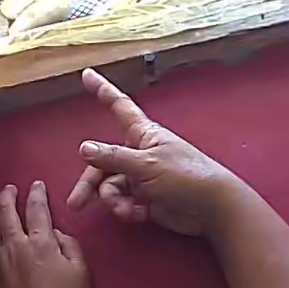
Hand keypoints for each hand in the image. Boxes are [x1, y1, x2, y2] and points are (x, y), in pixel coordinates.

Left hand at [0, 181, 89, 287]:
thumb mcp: (81, 274)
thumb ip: (71, 247)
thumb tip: (58, 234)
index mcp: (40, 244)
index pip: (37, 210)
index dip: (36, 195)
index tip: (36, 185)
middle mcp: (15, 248)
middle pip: (7, 214)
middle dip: (8, 197)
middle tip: (10, 188)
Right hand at [65, 68, 250, 237]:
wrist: (212, 209)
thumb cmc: (186, 177)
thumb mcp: (146, 165)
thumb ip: (113, 158)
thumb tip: (83, 148)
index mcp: (143, 134)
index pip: (118, 106)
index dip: (103, 90)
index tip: (87, 74)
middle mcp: (139, 152)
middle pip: (102, 162)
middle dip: (91, 184)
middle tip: (76, 203)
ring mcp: (141, 176)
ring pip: (111, 185)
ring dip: (113, 199)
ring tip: (125, 209)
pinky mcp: (145, 197)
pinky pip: (124, 200)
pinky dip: (127, 209)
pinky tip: (138, 214)